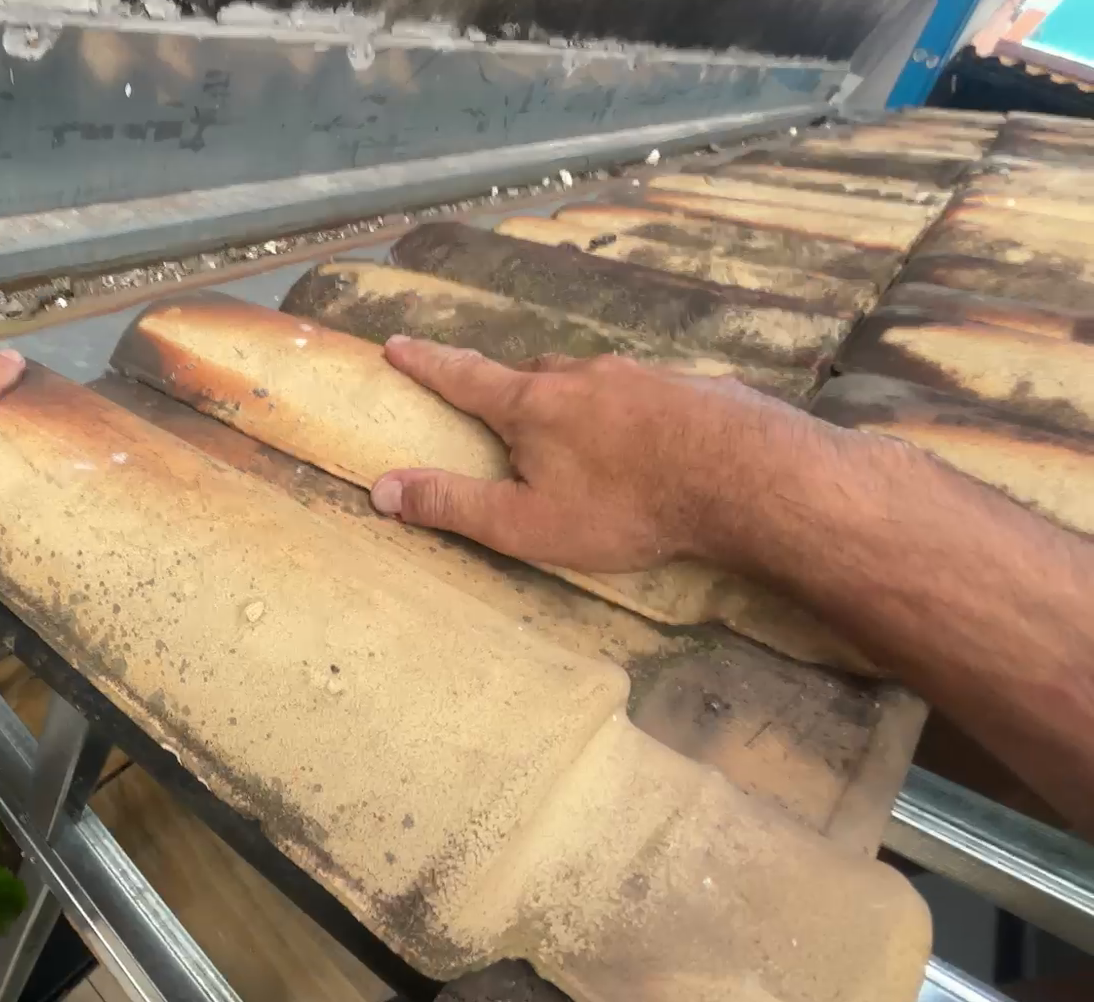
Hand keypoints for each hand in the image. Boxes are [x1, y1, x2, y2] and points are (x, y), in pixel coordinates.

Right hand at [368, 336, 842, 572]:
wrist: (759, 482)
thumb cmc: (626, 507)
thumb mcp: (522, 522)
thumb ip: (449, 504)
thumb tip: (380, 490)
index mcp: (532, 405)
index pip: (462, 375)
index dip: (425, 360)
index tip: (396, 342)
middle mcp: (581, 375)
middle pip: (525, 372)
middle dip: (501, 387)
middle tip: (494, 410)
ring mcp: (642, 374)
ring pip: (584, 379)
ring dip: (563, 398)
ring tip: (568, 435)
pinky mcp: (692, 386)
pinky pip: (638, 391)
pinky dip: (619, 409)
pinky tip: (640, 441)